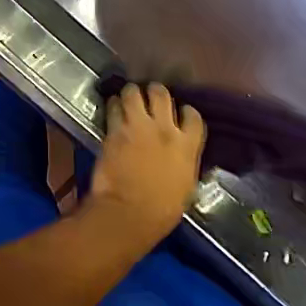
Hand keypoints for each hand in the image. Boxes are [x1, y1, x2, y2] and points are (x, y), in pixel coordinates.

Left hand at [84, 83, 206, 247]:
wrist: (128, 213)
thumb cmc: (161, 210)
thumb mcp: (186, 185)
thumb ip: (185, 160)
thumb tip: (181, 154)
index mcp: (187, 145)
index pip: (193, 116)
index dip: (186, 111)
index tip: (180, 113)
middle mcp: (164, 129)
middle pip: (161, 94)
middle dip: (155, 92)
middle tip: (150, 97)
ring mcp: (137, 127)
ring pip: (133, 92)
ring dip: (130, 93)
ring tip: (128, 98)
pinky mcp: (114, 131)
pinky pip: (113, 107)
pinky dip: (112, 105)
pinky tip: (112, 108)